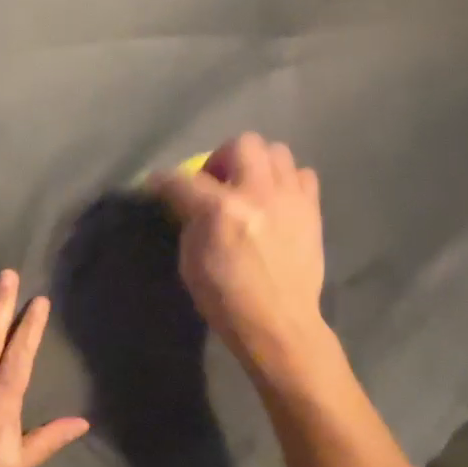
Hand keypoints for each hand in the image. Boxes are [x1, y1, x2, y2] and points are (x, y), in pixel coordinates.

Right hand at [150, 133, 326, 367]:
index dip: (163, 180)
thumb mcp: (190, 261)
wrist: (278, 322)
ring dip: (255, 164)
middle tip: (214, 183)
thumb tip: (190, 205)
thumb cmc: (224, 298)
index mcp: (220, 209)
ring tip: (247, 188)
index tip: (156, 184)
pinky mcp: (311, 209)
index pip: (182, 179)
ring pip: (276, 151)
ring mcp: (289, 198)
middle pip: (241, 143)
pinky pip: (301, 174)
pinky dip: (285, 180)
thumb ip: (191, 223)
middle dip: (220, 158)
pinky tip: (274, 201)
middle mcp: (257, 193)